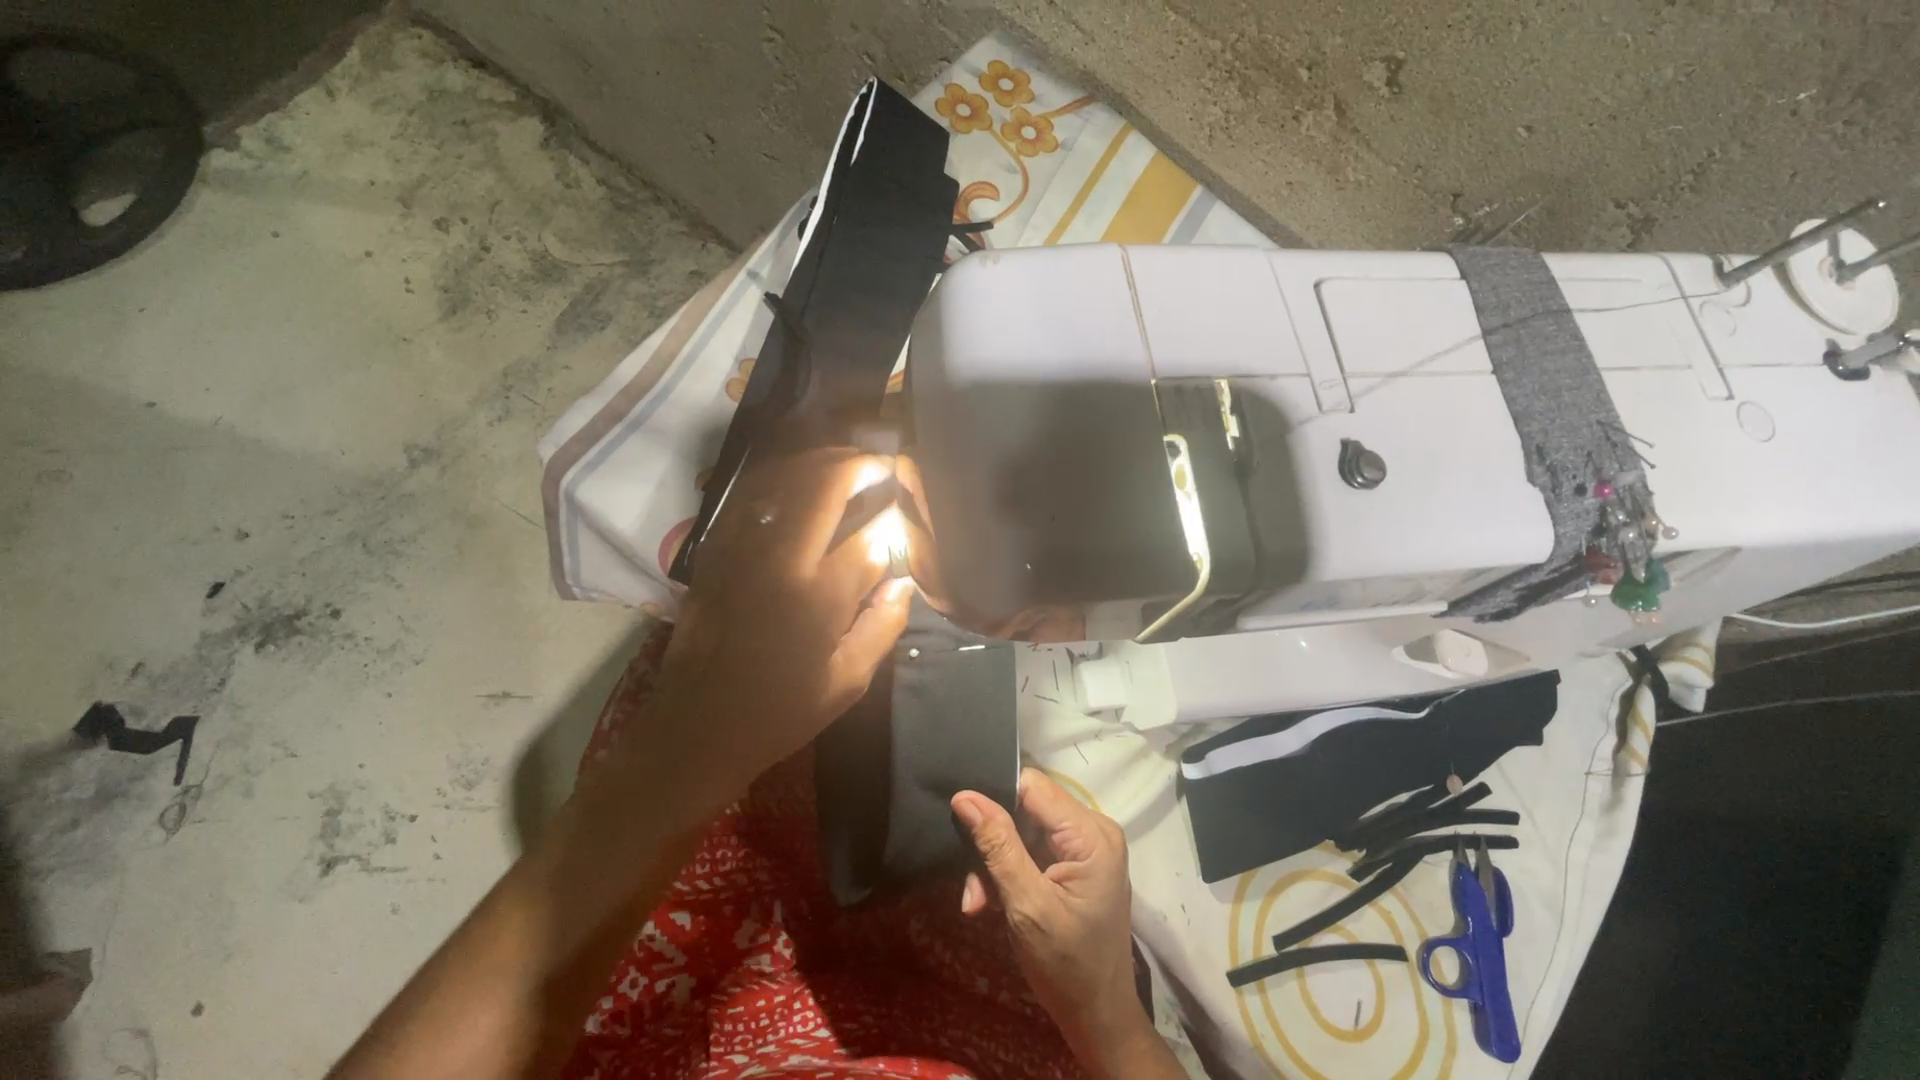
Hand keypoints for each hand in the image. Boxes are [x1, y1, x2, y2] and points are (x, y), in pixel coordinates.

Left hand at [644, 448, 913, 807]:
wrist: (696, 728)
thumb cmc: (779, 713)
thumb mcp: (848, 681)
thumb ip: (883, 624)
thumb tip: (902, 580)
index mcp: (818, 595)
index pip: (870, 534)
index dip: (895, 519)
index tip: (910, 517)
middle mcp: (779, 557)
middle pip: (825, 484)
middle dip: (861, 466)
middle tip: (885, 465)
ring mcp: (741, 548)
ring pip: (784, 479)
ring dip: (823, 462)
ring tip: (850, 463)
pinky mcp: (715, 550)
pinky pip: (751, 496)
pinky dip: (782, 477)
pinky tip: (801, 480)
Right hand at [952, 770, 1179, 1078]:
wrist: (1097, 1015)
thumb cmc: (1067, 965)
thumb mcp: (1027, 905)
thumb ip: (998, 846)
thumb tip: (964, 797)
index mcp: (1091, 834)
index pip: (1033, 786)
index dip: (994, 798)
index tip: (961, 823)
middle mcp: (1093, 830)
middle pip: (1026, 807)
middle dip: (992, 842)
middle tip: (971, 885)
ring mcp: (1084, 848)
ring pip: (1022, 830)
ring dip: (995, 864)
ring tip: (977, 902)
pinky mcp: (1074, 865)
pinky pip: (1031, 850)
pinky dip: (1007, 873)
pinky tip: (989, 902)